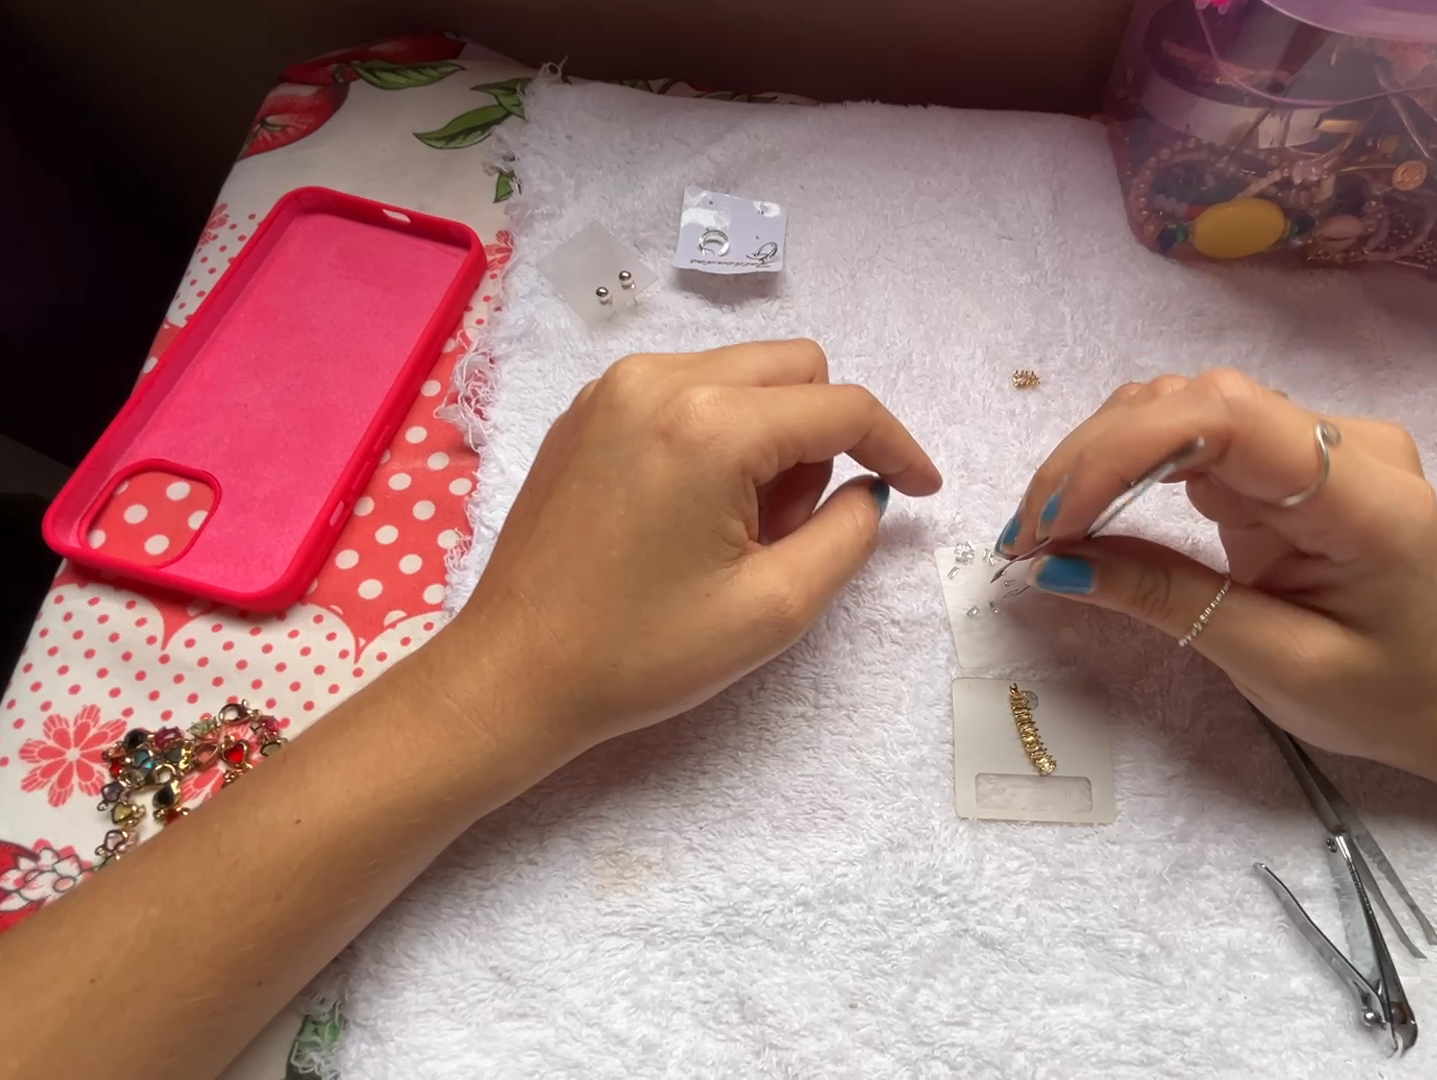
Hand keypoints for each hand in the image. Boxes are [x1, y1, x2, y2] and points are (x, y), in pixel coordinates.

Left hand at [434, 339, 941, 755]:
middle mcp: (661, 376)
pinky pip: (691, 390)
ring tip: (735, 526)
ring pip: (745, 377)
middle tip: (791, 526)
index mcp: (710, 423)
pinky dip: (722, 434)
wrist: (512, 674)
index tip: (924, 490)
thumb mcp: (775, 608)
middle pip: (796, 370)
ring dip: (772, 439)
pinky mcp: (590, 407)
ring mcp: (615, 385)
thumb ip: (848, 535)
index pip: (842, 407)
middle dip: (823, 440)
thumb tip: (868, 489)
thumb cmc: (643, 653)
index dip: (897, 446)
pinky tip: (693, 507)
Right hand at [996, 369, 1436, 766]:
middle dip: (1089, 461)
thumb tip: (1053, 566)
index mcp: (1367, 501)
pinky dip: (1112, 464)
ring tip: (1042, 527)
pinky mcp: (1266, 452)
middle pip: (1187, 403)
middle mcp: (1340, 444)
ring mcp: (1303, 439)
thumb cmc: (1369, 692)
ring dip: (1090, 459)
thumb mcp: (1269, 661)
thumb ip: (1165, 600)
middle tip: (1026, 537)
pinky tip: (1079, 508)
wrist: (1424, 689)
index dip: (1123, 453)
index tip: (1054, 524)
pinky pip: (1173, 432)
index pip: (1228, 422)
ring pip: (1169, 406)